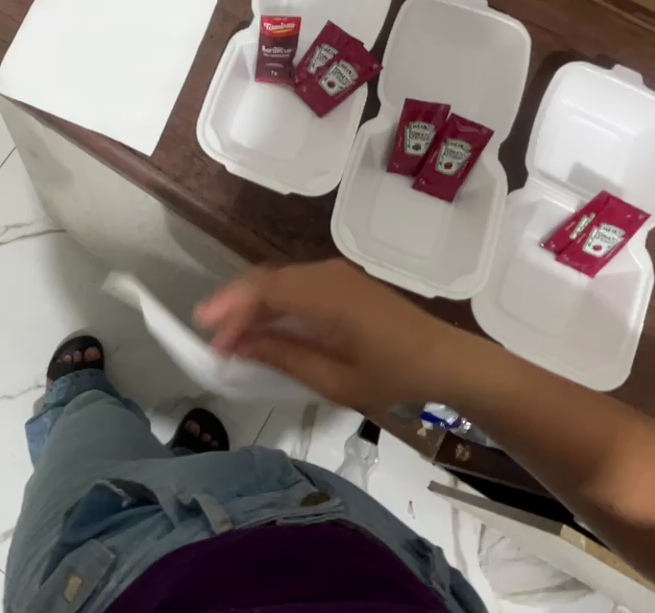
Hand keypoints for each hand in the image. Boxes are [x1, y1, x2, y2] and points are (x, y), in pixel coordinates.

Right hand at [194, 260, 477, 412]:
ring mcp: (335, 274)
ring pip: (280, 281)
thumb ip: (284, 357)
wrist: (446, 359)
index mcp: (325, 295)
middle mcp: (326, 274)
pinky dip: (275, 304)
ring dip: (254, 305)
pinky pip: (297, 285)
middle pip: (267, 280)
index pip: (263, 290)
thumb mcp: (335, 380)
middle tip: (214, 338)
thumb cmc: (393, 375)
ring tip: (233, 337)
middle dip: (236, 306)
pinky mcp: (342, 282)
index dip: (231, 308)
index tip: (208, 333)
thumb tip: (240, 346)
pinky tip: (267, 328)